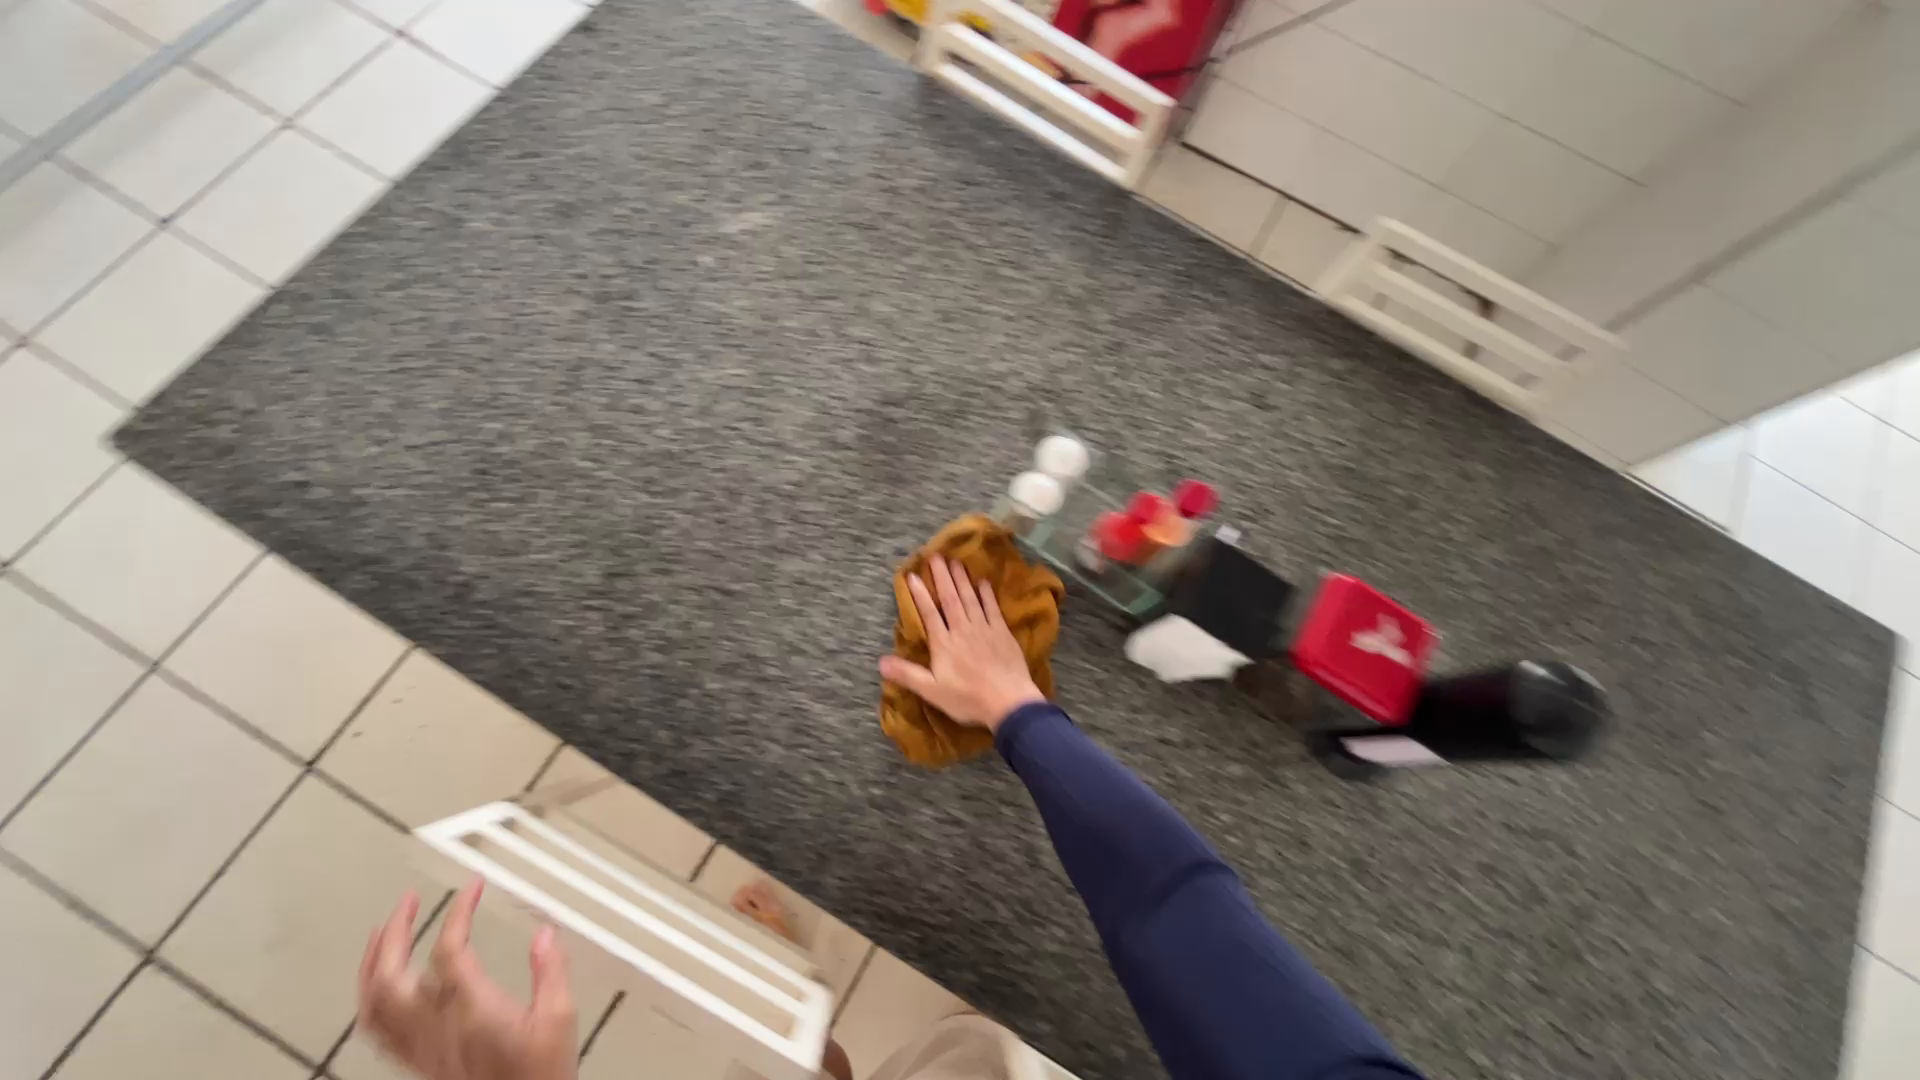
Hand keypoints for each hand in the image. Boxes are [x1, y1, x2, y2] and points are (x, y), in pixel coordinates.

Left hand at [358, 880, 577, 1079]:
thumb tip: (543, 932)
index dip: (458, 913)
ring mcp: (419, 1049)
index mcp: (471, 1011)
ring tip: (383, 933)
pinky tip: (381, 983)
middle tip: (408, 901)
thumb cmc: (542, 1072)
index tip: (473, 887)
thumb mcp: (560, 1017)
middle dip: (395, 934)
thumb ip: (550, 970)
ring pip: (373, 1005)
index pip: (450, 952)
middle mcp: (434, 1029)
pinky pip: (377, 1030)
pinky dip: (371, 997)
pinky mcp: (416, 1063)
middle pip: (392, 977)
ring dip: (371, 964)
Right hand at [881, 554, 1045, 730]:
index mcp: (944, 643)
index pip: (929, 613)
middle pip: (950, 598)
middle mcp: (962, 629)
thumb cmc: (967, 699)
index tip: (912, 575)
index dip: (919, 593)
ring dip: (962, 578)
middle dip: (942, 576)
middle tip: (935, 555)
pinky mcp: (1002, 632)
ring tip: (955, 561)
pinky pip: (992, 607)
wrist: (1009, 702)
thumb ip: (907, 674)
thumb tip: (880, 661)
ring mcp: (984, 628)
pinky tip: (983, 582)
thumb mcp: (932, 691)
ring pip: (970, 598)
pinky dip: (986, 594)